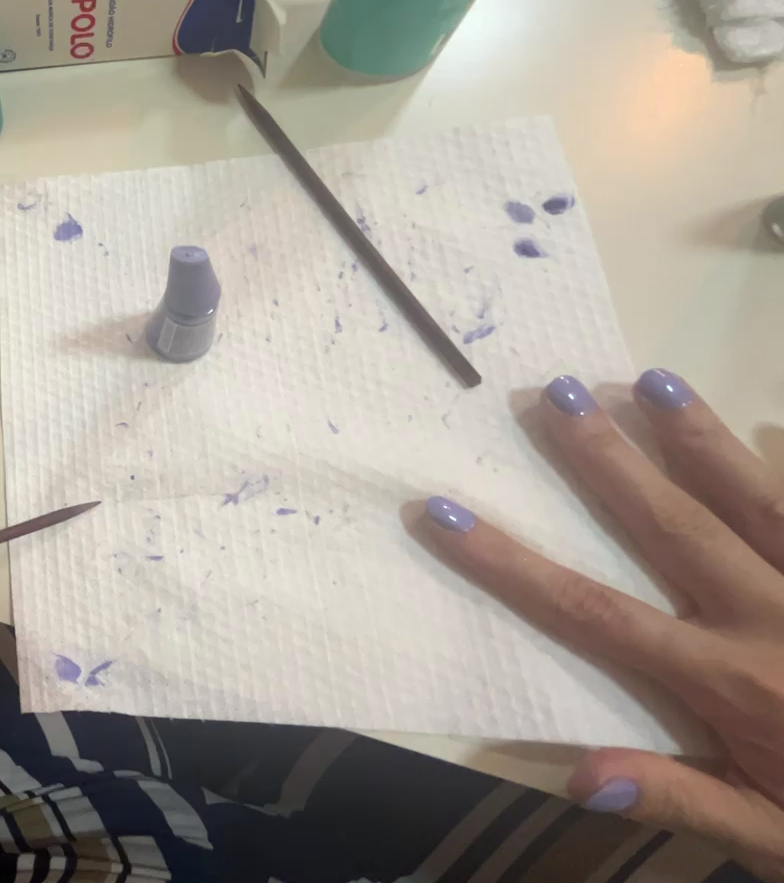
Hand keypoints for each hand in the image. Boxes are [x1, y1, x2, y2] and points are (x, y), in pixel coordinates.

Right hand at [423, 370, 783, 877]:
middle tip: (557, 393)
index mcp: (738, 686)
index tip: (438, 508)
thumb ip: (694, 805)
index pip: (586, 609)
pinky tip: (773, 428)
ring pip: (762, 502)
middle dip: (605, 458)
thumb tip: (577, 775)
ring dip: (700, 439)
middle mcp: (780, 624)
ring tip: (653, 380)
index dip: (502, 559)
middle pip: (670, 527)